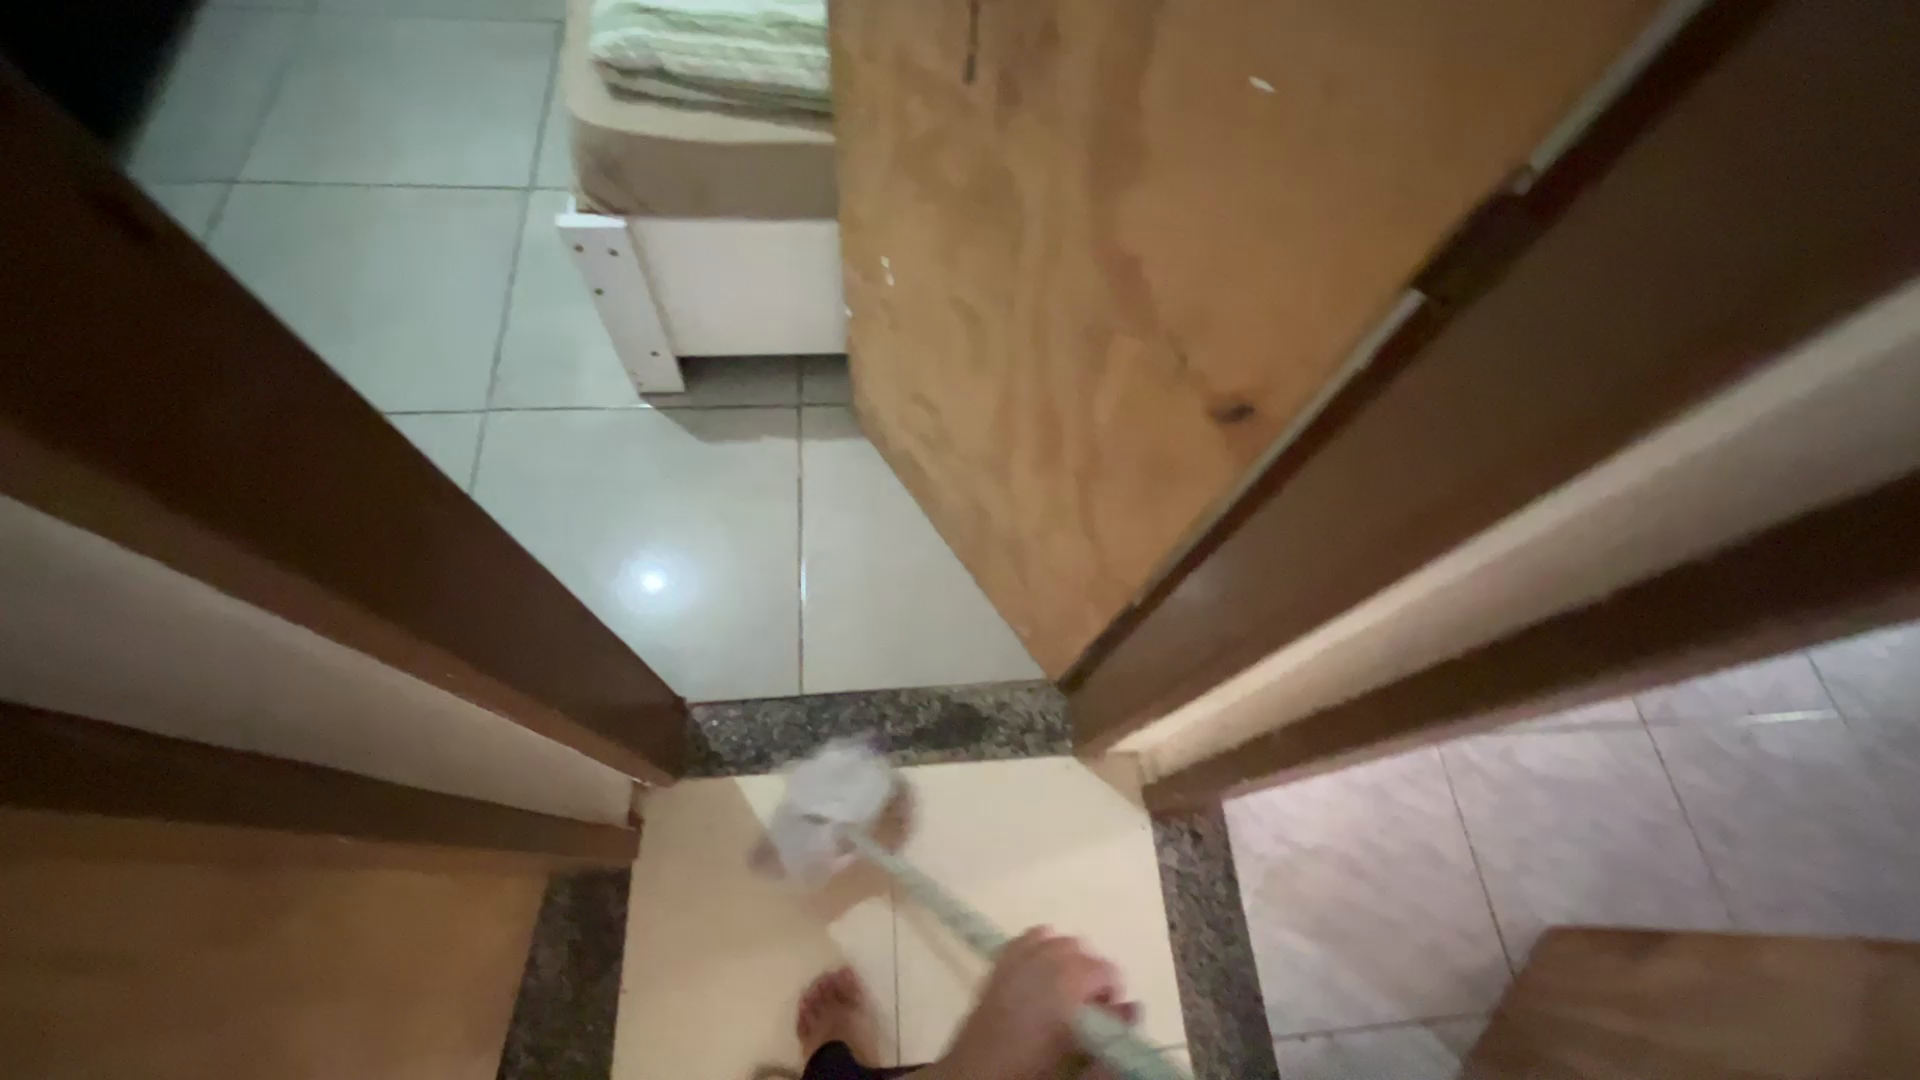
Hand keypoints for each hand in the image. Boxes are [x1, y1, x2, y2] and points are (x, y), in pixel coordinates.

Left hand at [935, 927, 1135, 1079]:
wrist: (976, 1078)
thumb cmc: (1031, 1073)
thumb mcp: (1078, 1064)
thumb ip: (1112, 1037)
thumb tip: (1134, 1008)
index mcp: (1067, 988)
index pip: (1105, 970)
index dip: (1112, 991)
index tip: (1108, 1017)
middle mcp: (1043, 964)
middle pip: (1080, 950)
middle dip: (1091, 974)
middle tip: (1088, 1009)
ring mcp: (1018, 960)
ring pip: (1056, 940)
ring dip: (1067, 959)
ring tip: (1065, 991)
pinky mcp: (999, 964)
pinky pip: (1027, 939)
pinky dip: (1040, 946)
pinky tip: (1041, 969)